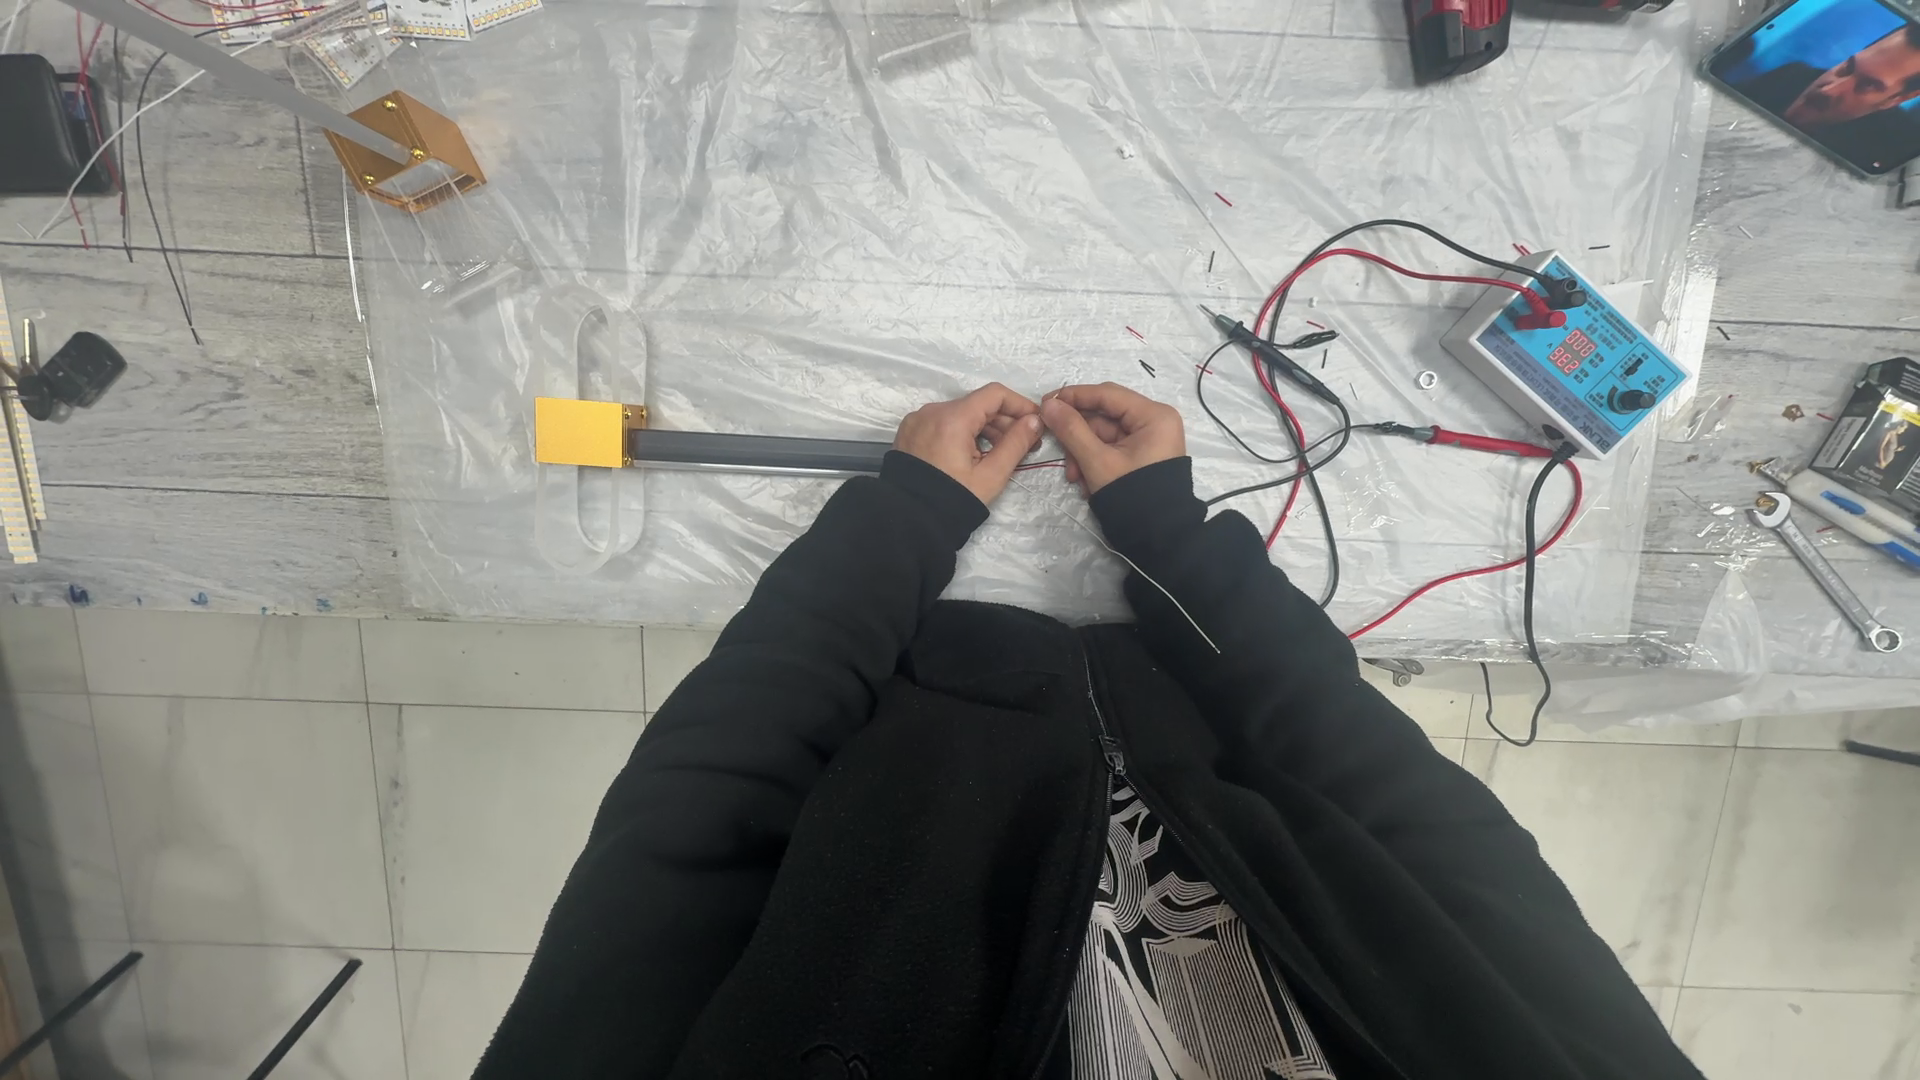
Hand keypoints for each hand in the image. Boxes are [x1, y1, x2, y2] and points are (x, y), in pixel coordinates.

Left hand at [893, 383, 1044, 504]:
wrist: (908, 521)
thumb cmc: (952, 501)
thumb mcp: (991, 476)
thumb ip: (1016, 444)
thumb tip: (1035, 421)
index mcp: (952, 418)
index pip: (994, 394)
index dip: (1020, 405)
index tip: (1035, 423)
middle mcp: (932, 411)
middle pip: (977, 404)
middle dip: (1004, 421)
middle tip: (1023, 444)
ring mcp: (918, 420)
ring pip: (960, 413)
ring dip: (983, 428)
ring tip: (998, 454)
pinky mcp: (909, 431)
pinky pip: (942, 423)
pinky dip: (962, 433)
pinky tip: (972, 456)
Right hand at [1041, 383, 1184, 494]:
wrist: (1156, 537)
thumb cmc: (1131, 494)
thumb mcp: (1097, 461)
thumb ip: (1071, 430)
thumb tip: (1048, 404)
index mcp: (1153, 416)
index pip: (1107, 394)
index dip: (1074, 396)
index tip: (1046, 402)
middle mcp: (1154, 421)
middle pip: (1103, 415)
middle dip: (1078, 435)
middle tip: (1055, 446)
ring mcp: (1148, 440)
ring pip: (1103, 434)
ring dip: (1082, 453)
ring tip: (1075, 476)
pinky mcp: (1140, 455)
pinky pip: (1110, 449)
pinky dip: (1093, 461)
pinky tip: (1086, 481)